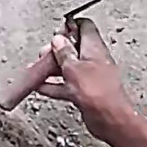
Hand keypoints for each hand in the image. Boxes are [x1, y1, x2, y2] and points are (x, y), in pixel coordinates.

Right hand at [36, 18, 136, 139]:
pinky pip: (66, 85)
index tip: (57, 32)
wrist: (109, 119)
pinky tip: (40, 87)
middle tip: (44, 54)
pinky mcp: (84, 92)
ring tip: (37, 69)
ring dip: (52, 68)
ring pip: (67, 67)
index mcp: (94, 48)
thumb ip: (64, 53)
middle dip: (56, 50)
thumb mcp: (73, 67)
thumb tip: (58, 40)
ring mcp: (88, 77)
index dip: (70, 26)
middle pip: (72, 48)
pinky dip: (53, 85)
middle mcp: (93, 60)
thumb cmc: (97, 93)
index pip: (84, 27)